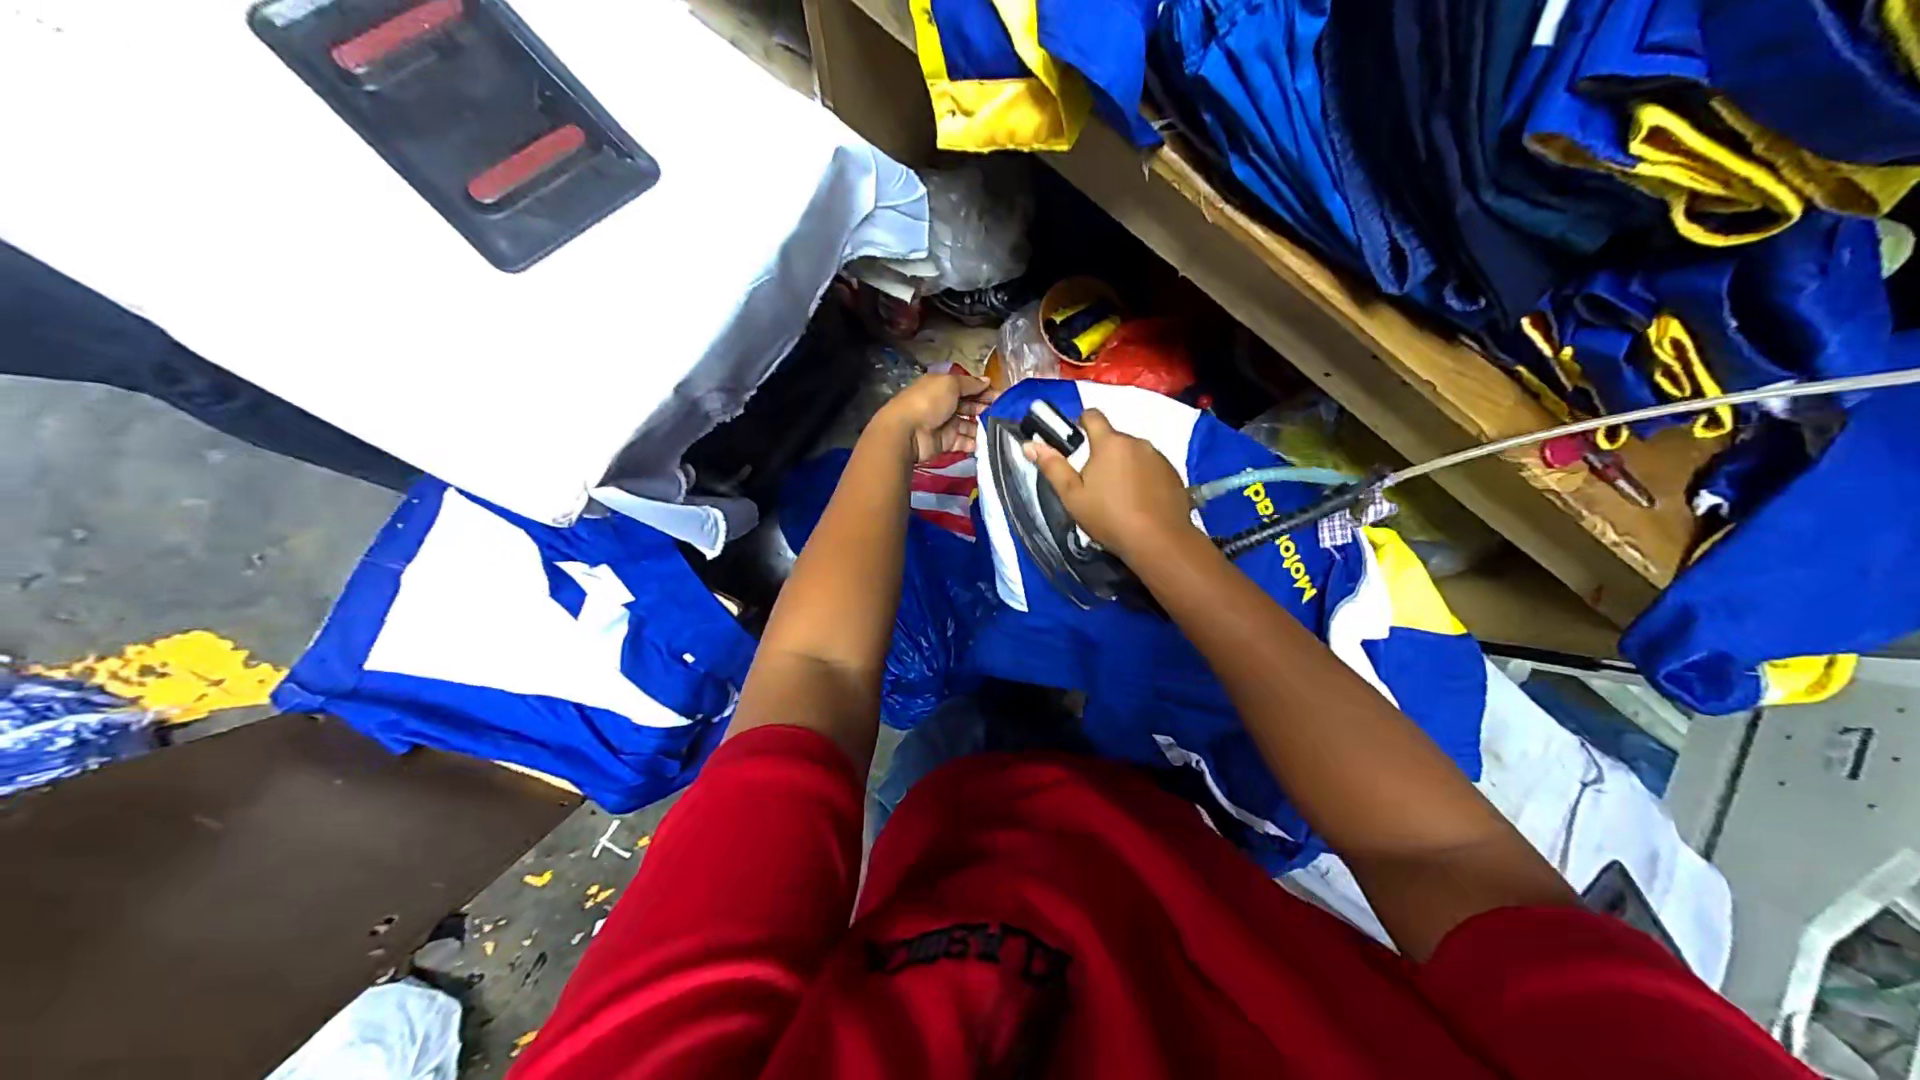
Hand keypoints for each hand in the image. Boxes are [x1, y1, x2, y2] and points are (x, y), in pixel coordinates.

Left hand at [875, 370, 998, 462]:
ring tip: (999, 428)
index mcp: (943, 387)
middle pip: (970, 406)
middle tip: (1004, 413)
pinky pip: (964, 442)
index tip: (1002, 396)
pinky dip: (975, 442)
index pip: (968, 387)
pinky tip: (988, 442)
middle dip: (986, 408)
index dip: (984, 390)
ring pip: (969, 425)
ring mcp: (946, 424)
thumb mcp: (950, 384)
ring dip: (983, 426)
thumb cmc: (929, 402)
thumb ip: (970, 384)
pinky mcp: (946, 443)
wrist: (907, 432)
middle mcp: (945, 404)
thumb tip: (987, 381)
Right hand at [1024, 408, 1197, 561]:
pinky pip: (1152, 468)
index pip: (1093, 415)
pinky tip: (1140, 503)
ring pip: (1134, 454)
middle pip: (1114, 439)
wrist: (1158, 540)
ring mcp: (1159, 457)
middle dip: (1102, 454)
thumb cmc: (1109, 516)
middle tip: (1093, 483)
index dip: (1081, 423)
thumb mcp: (1072, 496)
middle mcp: (1137, 442)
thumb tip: (1029, 444)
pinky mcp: (1174, 474)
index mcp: (1109, 443)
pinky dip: (1144, 479)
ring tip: (1119, 497)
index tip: (1075, 442)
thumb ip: (1052, 467)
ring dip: (1124, 466)